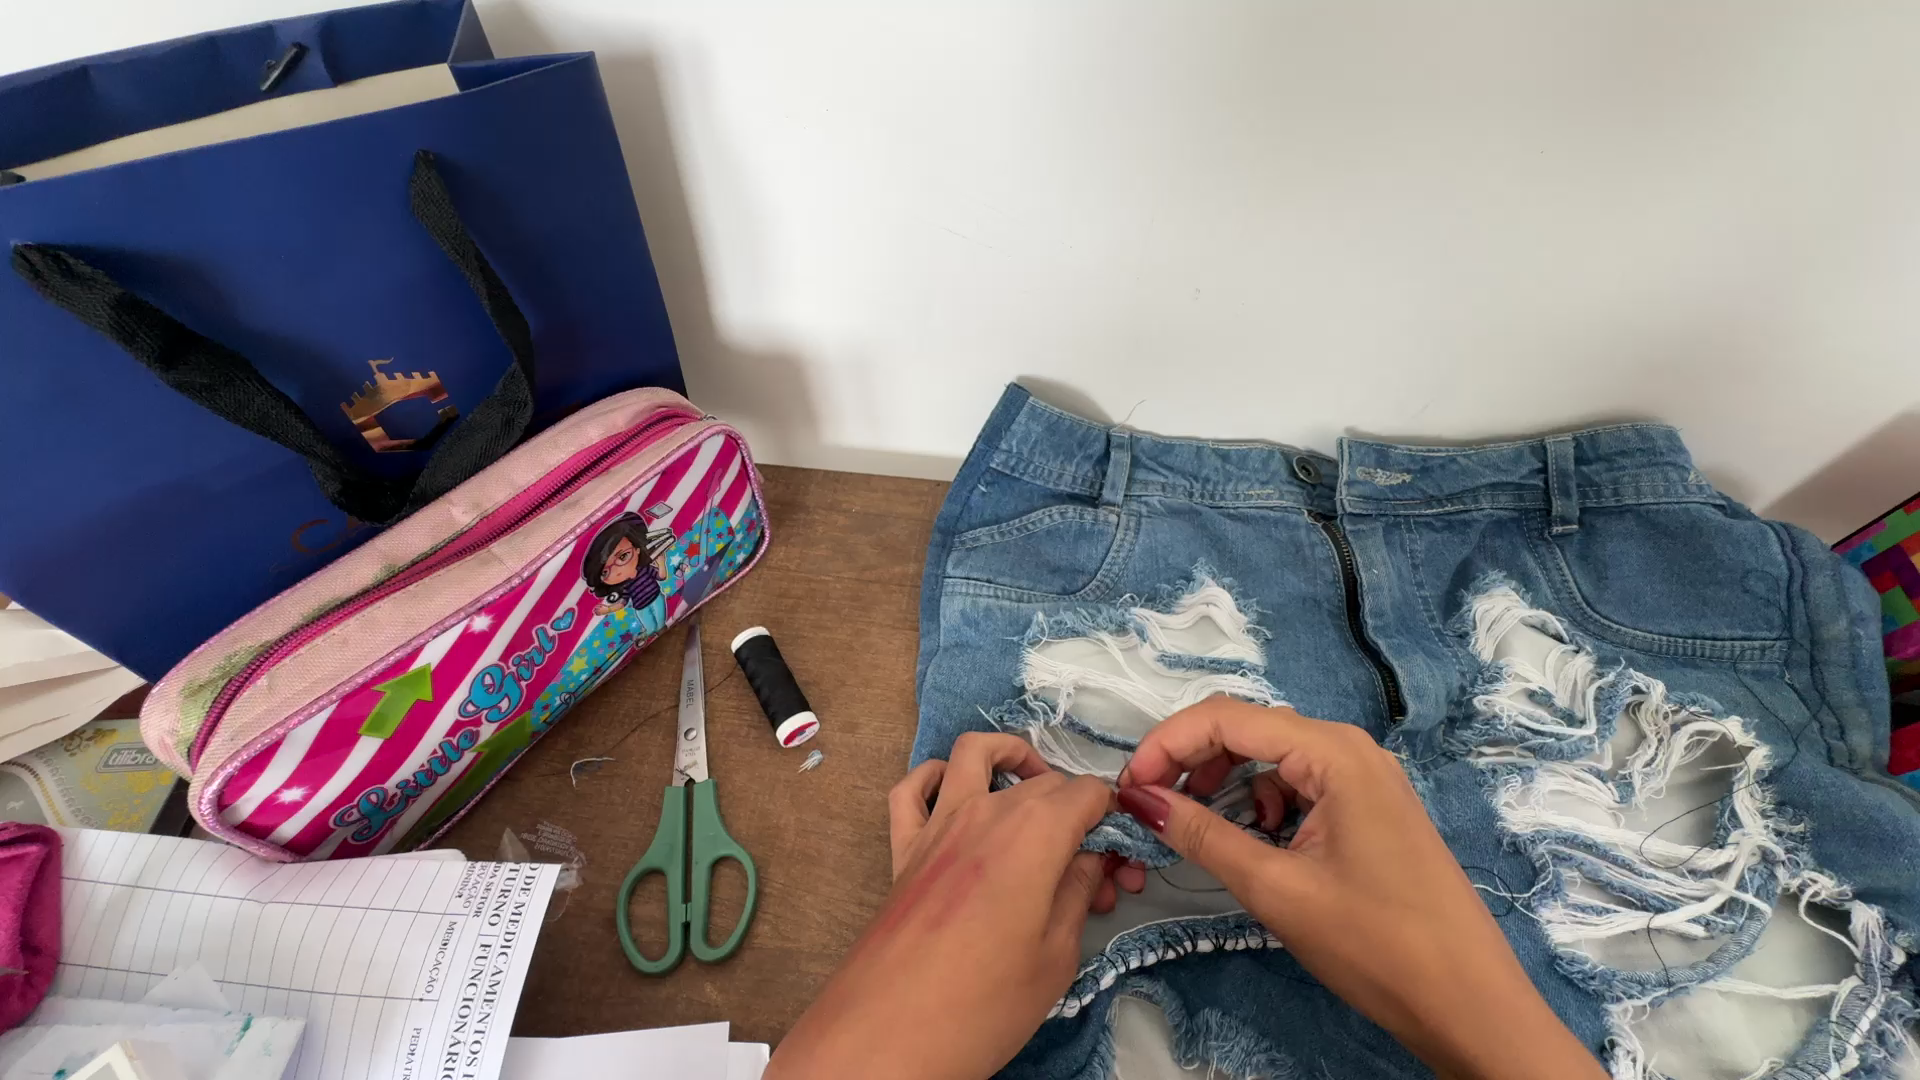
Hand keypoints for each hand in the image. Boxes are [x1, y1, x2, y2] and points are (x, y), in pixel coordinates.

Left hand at [766, 734, 1115, 1079]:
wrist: (892, 1031)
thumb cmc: (986, 1002)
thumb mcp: (1057, 955)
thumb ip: (1079, 892)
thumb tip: (1092, 859)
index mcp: (1035, 831)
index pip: (1087, 794)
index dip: (1112, 816)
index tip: (1120, 855)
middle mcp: (987, 809)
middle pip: (1044, 781)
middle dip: (1078, 811)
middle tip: (1091, 868)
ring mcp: (939, 821)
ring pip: (974, 752)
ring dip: (1008, 756)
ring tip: (1032, 789)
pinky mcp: (903, 844)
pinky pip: (911, 789)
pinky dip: (932, 778)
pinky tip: (953, 796)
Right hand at [1117, 699, 1604, 1079]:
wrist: (1475, 1012)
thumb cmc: (1377, 946)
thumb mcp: (1275, 888)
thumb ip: (1200, 834)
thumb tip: (1137, 799)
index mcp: (1332, 752)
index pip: (1226, 717)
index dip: (1167, 743)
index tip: (1131, 785)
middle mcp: (1348, 746)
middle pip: (1246, 728)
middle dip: (1191, 759)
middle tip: (1152, 802)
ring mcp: (1362, 773)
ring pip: (1268, 753)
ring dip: (1222, 779)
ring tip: (1196, 821)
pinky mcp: (1366, 802)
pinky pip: (1295, 780)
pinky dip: (1259, 799)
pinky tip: (1253, 837)